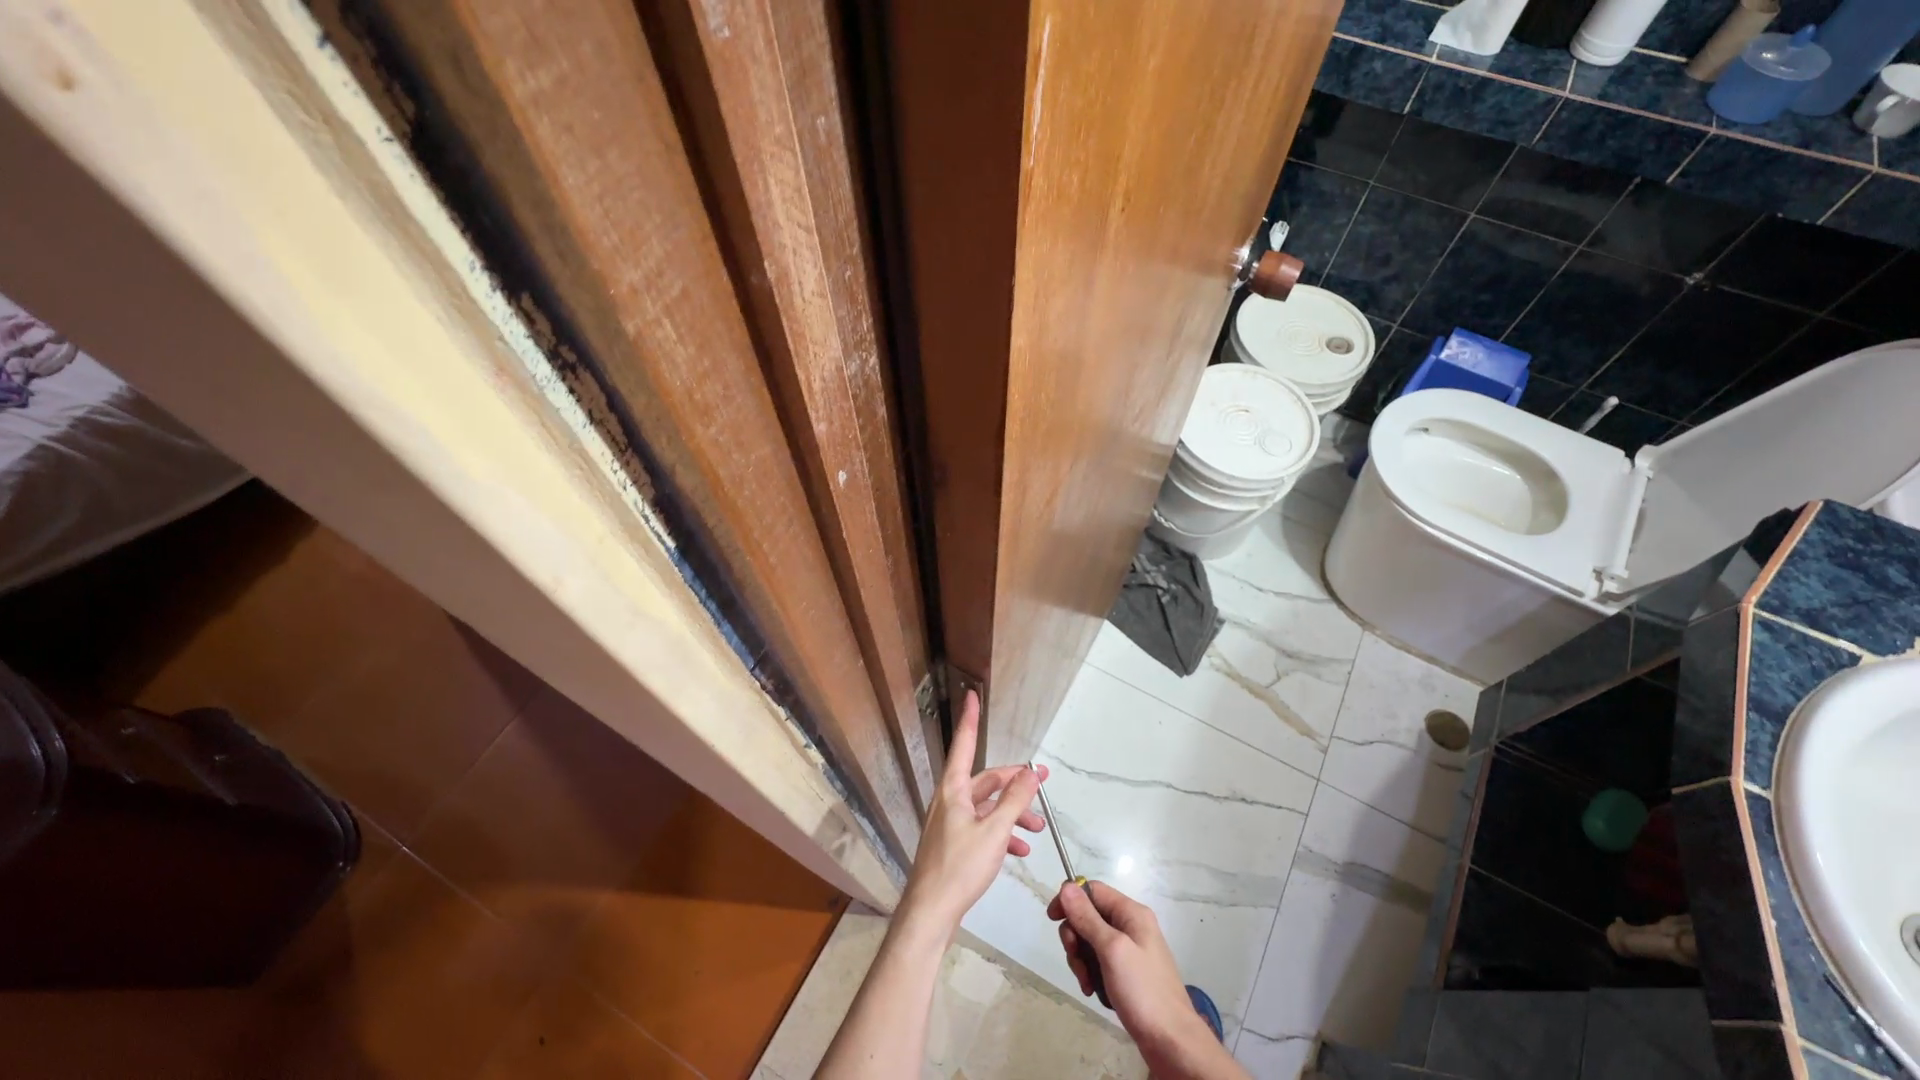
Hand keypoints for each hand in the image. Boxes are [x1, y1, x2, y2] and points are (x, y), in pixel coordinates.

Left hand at [897, 691, 1045, 936]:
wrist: (931, 911)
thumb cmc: (960, 867)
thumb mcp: (995, 831)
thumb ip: (1015, 800)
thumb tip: (1031, 772)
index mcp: (953, 790)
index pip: (965, 745)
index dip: (971, 719)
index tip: (972, 695)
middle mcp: (949, 801)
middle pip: (985, 781)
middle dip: (1015, 784)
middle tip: (1043, 785)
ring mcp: (950, 824)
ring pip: (987, 807)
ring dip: (1012, 813)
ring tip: (1037, 828)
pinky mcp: (954, 845)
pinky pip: (983, 829)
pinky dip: (1002, 835)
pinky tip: (1020, 851)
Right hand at [1050, 881, 1232, 1075]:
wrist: (1170, 1039)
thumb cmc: (1142, 990)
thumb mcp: (1112, 949)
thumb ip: (1088, 918)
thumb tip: (1067, 886)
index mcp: (1131, 913)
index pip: (1092, 890)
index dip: (1070, 900)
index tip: (1052, 919)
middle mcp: (1130, 926)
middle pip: (1088, 917)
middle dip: (1076, 938)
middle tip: (1077, 960)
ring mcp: (1129, 950)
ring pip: (1090, 942)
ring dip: (1082, 961)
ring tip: (1088, 983)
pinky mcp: (1126, 972)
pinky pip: (1098, 963)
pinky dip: (1091, 974)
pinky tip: (1094, 991)